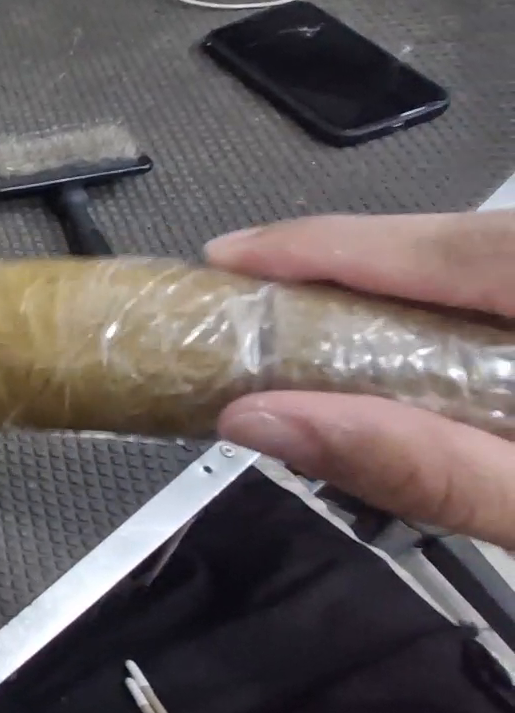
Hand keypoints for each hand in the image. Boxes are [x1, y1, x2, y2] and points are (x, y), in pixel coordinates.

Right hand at [205, 210, 514, 545]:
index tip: (227, 254)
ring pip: (495, 266)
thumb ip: (427, 468)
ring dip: (402, 286)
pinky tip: (410, 343)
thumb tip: (253, 419)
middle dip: (356, 258)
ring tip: (312, 310)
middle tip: (252, 283)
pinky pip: (509, 298)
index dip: (331, 244)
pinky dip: (455, 310)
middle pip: (476, 244)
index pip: (460, 247)